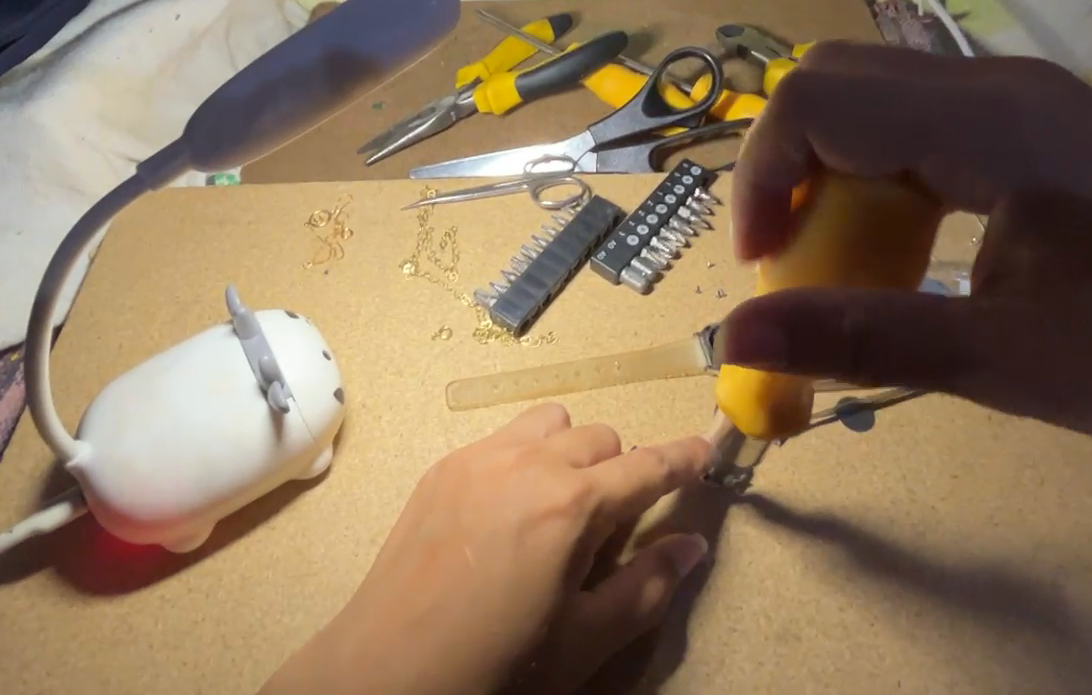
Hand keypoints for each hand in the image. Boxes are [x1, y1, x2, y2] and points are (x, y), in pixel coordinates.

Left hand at [262, 405, 711, 694]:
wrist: (387, 670)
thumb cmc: (497, 665)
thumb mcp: (584, 642)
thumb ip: (647, 587)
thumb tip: (692, 544)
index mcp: (573, 505)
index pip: (645, 467)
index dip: (681, 459)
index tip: (704, 451)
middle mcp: (531, 462)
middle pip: (600, 436)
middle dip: (619, 468)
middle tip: (607, 522)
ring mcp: (482, 455)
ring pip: (551, 421)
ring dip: (570, 450)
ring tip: (557, 503)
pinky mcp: (446, 463)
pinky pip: (504, 436)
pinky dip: (524, 455)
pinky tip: (505, 509)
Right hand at [721, 42, 1091, 495]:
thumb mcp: (1013, 361)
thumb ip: (863, 339)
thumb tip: (733, 337)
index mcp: (988, 119)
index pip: (814, 99)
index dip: (761, 177)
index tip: (766, 264)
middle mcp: (993, 84)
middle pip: (834, 81)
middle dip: (787, 166)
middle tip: (799, 254)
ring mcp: (1019, 98)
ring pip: (872, 98)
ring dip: (830, 171)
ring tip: (848, 255)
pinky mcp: (1035, 125)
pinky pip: (917, 124)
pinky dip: (878, 177)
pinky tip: (908, 241)